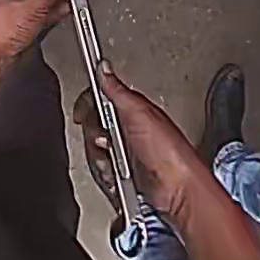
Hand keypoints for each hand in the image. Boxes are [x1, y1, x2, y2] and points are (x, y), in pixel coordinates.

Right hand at [96, 66, 212, 220]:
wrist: (178, 192)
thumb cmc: (169, 152)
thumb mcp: (140, 113)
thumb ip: (117, 90)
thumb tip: (103, 67)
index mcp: (132, 109)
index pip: (99, 98)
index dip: (88, 105)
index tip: (82, 114)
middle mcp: (127, 130)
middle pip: (92, 127)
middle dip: (95, 138)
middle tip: (108, 142)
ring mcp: (123, 154)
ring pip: (93, 151)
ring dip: (102, 160)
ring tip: (120, 163)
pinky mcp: (121, 175)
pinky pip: (99, 172)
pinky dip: (107, 177)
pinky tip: (120, 178)